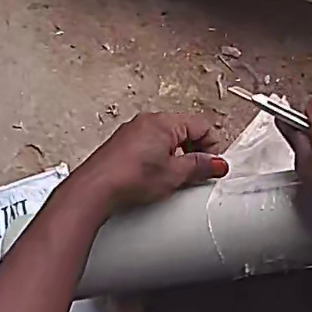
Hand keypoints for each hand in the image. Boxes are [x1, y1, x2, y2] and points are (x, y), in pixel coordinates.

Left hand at [61, 111, 228, 215]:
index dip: (212, 146)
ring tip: (174, 178)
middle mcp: (147, 122)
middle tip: (197, 173)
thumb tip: (216, 163)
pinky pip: (151, 147)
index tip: (213, 165)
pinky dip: (159, 160)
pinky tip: (156, 178)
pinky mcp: (123, 146)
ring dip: (177, 157)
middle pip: (185, 130)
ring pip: (167, 140)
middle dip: (195, 152)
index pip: (202, 125)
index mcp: (163, 122)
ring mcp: (133, 133)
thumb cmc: (127, 178)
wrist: (95, 190)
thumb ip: (200, 167)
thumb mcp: (174, 175)